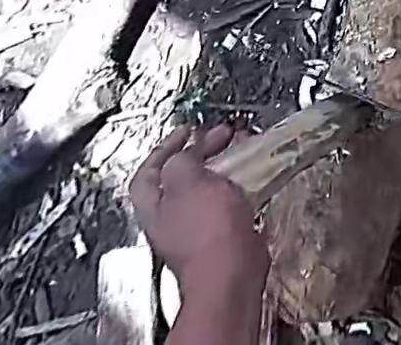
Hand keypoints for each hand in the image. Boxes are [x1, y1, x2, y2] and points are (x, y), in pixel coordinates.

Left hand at [129, 126, 268, 295]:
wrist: (231, 271)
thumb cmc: (205, 228)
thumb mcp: (186, 181)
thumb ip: (181, 161)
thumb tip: (186, 153)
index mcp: (155, 206)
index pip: (149, 172)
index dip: (166, 147)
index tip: (187, 129)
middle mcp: (172, 217)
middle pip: (182, 175)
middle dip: (202, 151)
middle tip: (222, 134)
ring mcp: (198, 226)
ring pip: (208, 185)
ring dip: (223, 163)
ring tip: (240, 148)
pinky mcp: (223, 231)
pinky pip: (228, 198)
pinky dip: (238, 182)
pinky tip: (251, 173)